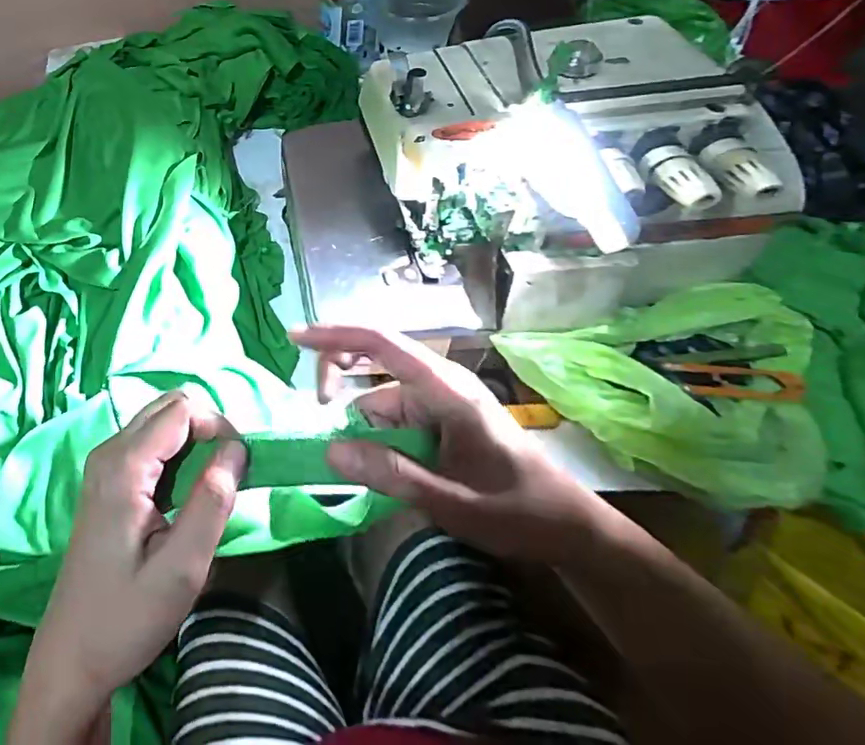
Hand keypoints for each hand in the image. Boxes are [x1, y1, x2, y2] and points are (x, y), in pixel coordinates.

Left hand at [12, 390, 246, 743]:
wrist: (71, 655)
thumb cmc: (126, 619)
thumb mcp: (182, 569)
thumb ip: (211, 503)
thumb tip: (237, 449)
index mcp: (123, 467)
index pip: (181, 409)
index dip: (218, 427)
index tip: (238, 467)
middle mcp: (109, 452)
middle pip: (169, 407)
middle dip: (208, 428)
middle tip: (228, 474)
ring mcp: (104, 465)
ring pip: (159, 423)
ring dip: (194, 441)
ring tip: (212, 487)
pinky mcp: (106, 481)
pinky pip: (149, 445)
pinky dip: (177, 455)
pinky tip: (186, 495)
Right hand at [296, 324, 613, 564]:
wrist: (570, 527)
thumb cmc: (518, 511)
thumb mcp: (452, 501)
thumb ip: (390, 475)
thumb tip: (330, 448)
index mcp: (447, 391)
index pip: (382, 345)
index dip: (335, 336)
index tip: (295, 337)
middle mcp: (440, 385)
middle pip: (374, 363)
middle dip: (339, 380)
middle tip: (315, 413)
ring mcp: (440, 401)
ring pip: (379, 398)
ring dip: (359, 423)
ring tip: (354, 463)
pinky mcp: (440, 420)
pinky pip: (393, 416)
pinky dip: (375, 435)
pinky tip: (374, 465)